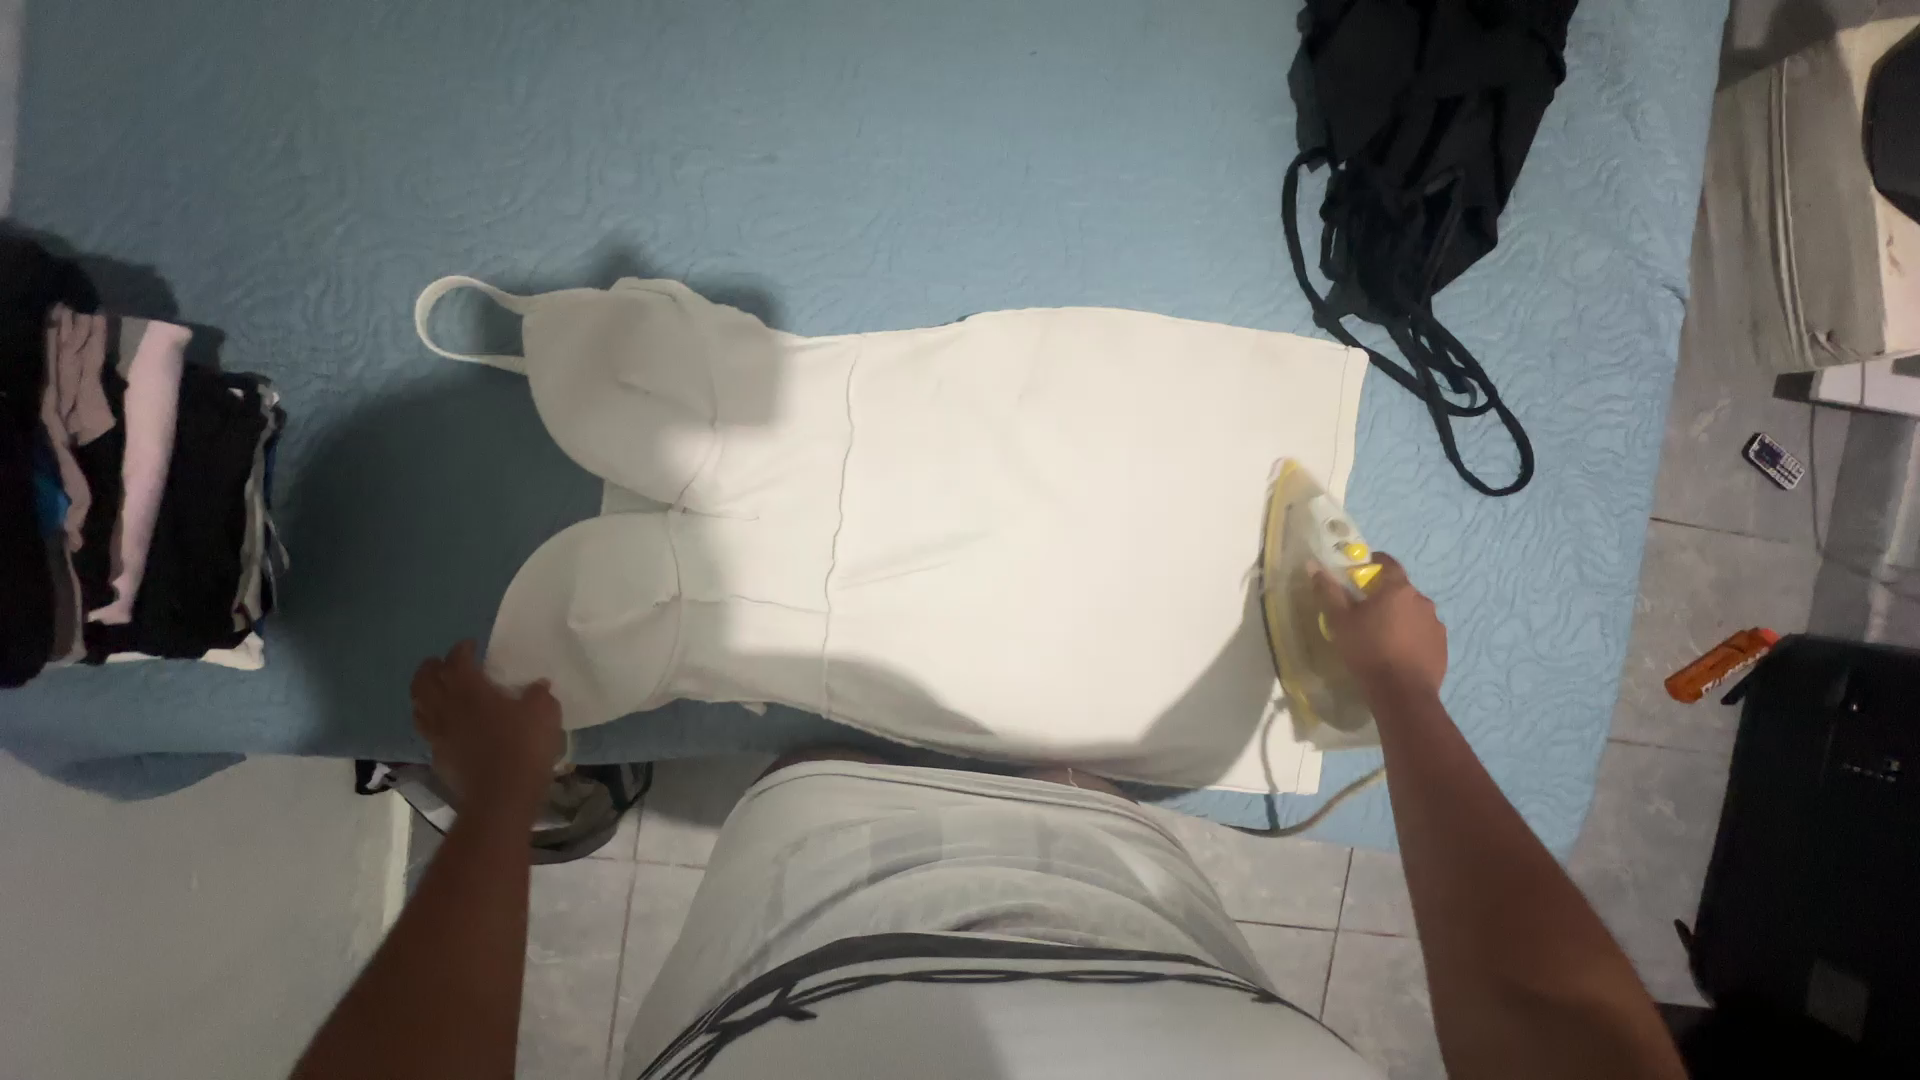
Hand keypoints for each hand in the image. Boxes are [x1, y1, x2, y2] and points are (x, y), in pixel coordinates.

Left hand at [410, 641, 565, 816]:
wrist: (502, 794)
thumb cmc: (524, 745)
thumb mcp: (545, 712)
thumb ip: (538, 694)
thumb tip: (536, 686)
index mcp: (470, 690)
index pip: (457, 662)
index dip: (461, 650)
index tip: (471, 645)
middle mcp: (447, 708)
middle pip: (425, 681)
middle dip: (430, 668)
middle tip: (441, 662)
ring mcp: (438, 733)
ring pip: (419, 706)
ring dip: (423, 692)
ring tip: (434, 689)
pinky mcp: (438, 755)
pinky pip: (426, 729)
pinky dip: (429, 718)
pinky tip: (442, 722)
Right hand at [1312, 551, 1446, 699]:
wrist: (1402, 693)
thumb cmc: (1367, 650)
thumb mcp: (1340, 621)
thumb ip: (1328, 591)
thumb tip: (1314, 565)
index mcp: (1398, 589)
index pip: (1388, 563)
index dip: (1373, 563)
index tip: (1358, 574)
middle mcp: (1422, 601)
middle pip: (1400, 589)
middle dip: (1383, 595)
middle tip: (1363, 612)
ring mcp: (1436, 624)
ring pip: (1413, 612)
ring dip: (1399, 616)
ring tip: (1381, 635)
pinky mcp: (1442, 646)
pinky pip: (1423, 632)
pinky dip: (1411, 635)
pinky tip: (1397, 652)